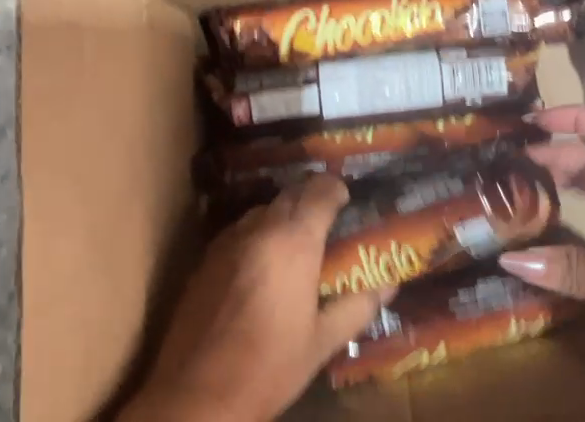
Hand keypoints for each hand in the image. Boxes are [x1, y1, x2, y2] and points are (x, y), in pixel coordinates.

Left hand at [120, 174, 390, 421]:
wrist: (196, 395)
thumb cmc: (268, 367)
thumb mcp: (321, 343)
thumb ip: (356, 307)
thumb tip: (388, 286)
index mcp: (294, 243)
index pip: (320, 192)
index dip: (336, 189)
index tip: (347, 198)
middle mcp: (260, 230)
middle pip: (290, 195)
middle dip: (310, 198)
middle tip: (327, 218)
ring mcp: (228, 242)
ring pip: (262, 211)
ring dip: (282, 216)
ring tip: (296, 241)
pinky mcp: (205, 259)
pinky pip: (239, 231)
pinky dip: (257, 234)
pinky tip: (262, 263)